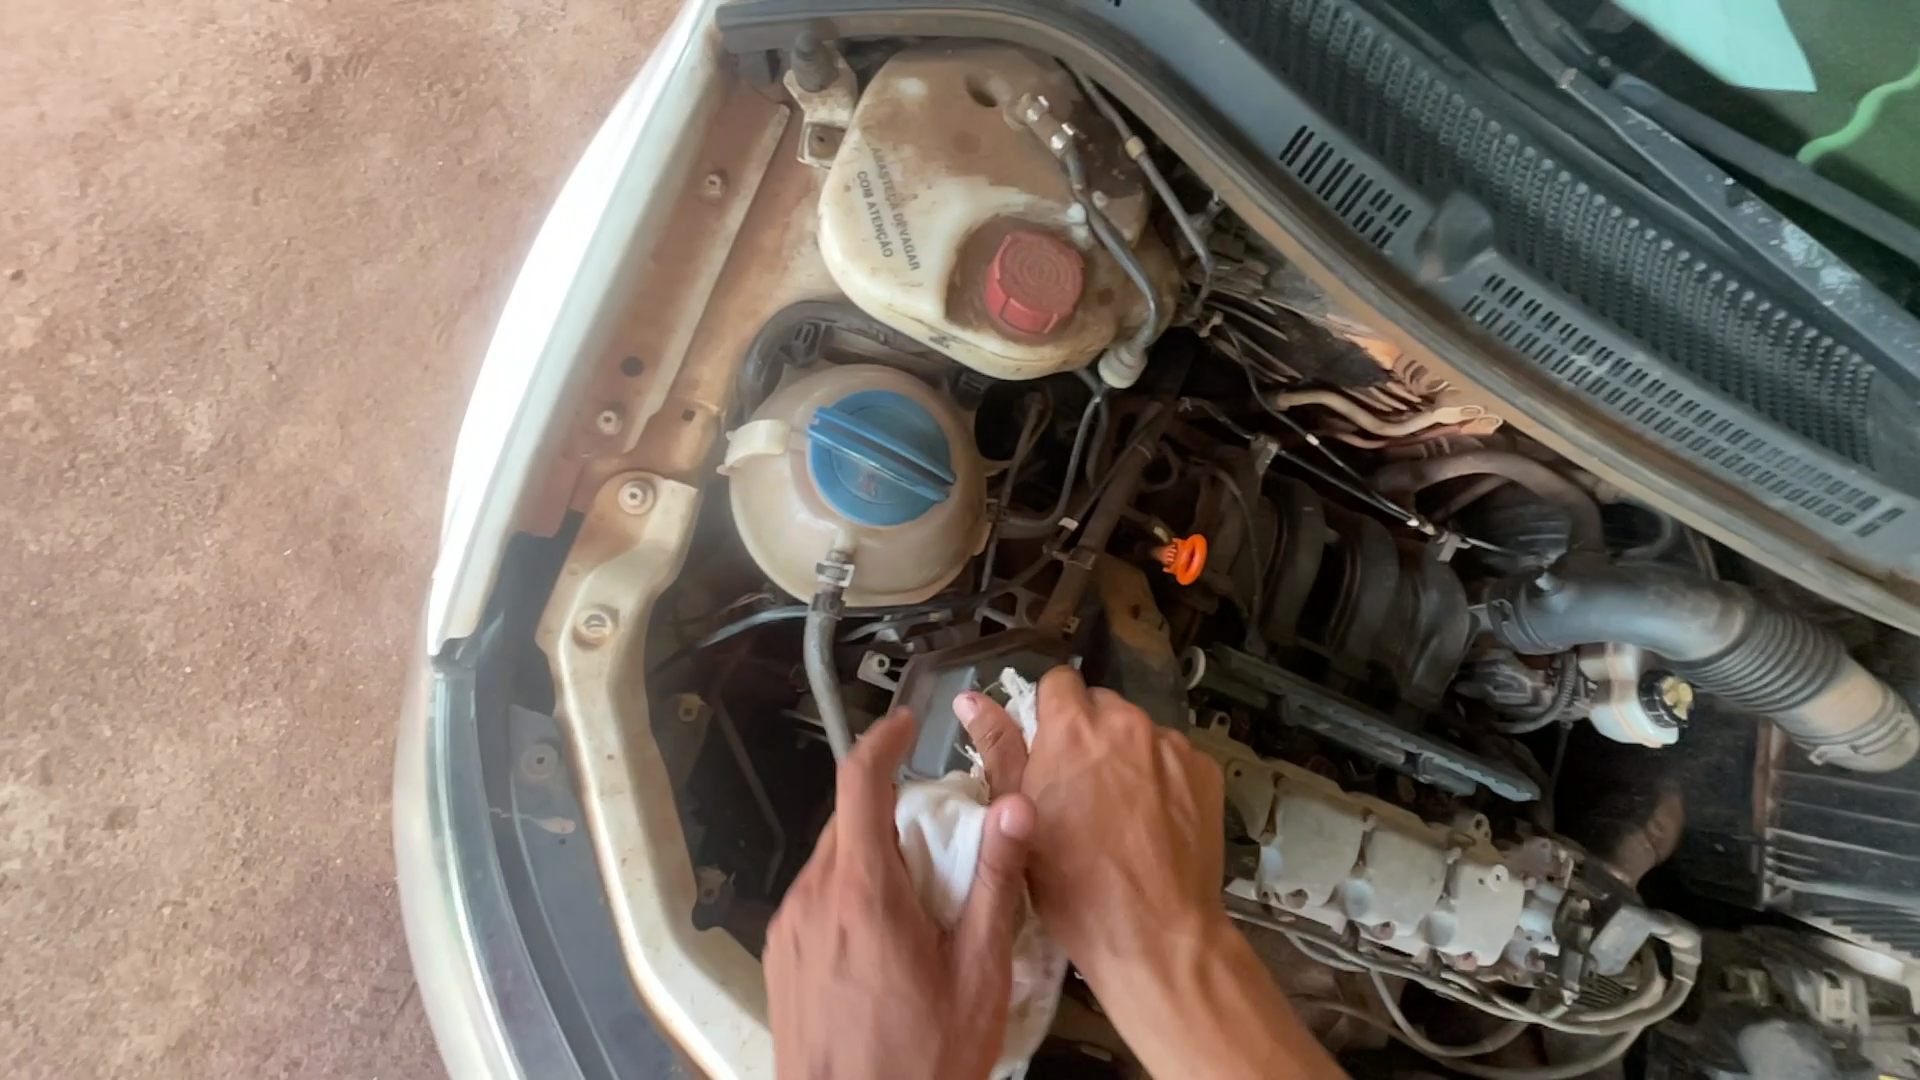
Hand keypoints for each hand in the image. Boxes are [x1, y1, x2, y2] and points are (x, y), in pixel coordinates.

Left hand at [765, 709, 1036, 1079]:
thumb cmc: (921, 1063)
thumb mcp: (977, 973)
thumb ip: (995, 881)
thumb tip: (1015, 807)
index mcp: (863, 891)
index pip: (859, 781)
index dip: (883, 740)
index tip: (906, 725)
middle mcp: (814, 898)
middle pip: (848, 818)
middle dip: (890, 808)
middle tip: (935, 835)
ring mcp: (789, 928)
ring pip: (831, 856)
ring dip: (871, 852)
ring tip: (915, 896)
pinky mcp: (779, 955)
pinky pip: (815, 894)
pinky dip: (848, 888)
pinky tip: (880, 936)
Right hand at [955, 666, 1225, 977]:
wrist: (1156, 935)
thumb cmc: (1072, 881)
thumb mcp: (1018, 812)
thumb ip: (996, 745)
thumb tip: (969, 698)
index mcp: (1073, 727)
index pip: (1059, 681)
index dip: (1050, 711)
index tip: (1049, 747)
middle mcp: (1125, 722)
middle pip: (1100, 705)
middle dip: (1089, 732)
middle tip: (1081, 784)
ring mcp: (1171, 745)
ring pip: (1139, 731)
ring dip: (1126, 752)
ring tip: (1121, 806)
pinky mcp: (1205, 771)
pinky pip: (1174, 756)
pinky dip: (1163, 775)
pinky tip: (1155, 818)